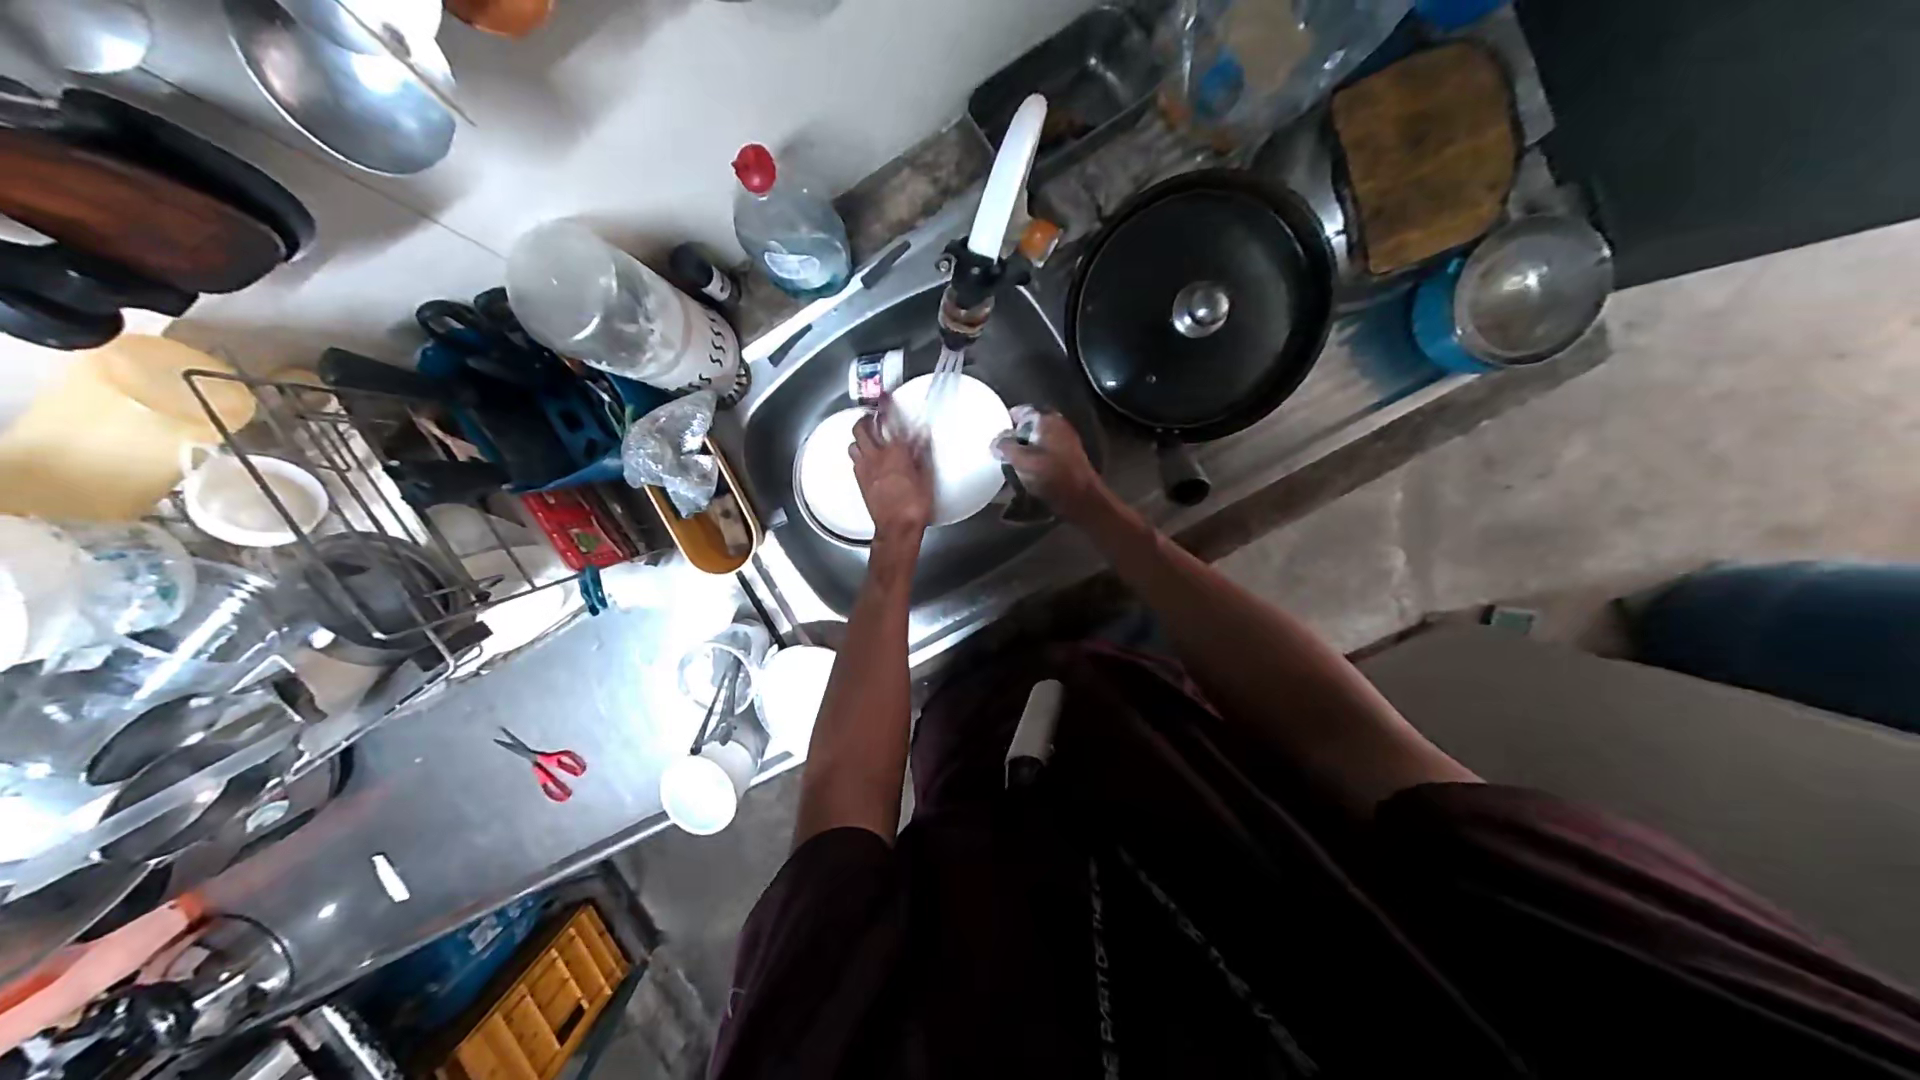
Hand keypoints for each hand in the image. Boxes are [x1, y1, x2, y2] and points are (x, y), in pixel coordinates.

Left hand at [851, 398, 933, 540]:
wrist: (896, 527)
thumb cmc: (915, 504)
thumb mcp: (926, 477)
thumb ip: (922, 453)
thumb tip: (923, 435)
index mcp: (895, 451)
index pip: (889, 421)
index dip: (886, 407)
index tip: (886, 397)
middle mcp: (875, 456)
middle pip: (861, 428)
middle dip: (865, 419)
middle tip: (873, 417)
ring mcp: (864, 468)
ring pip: (854, 444)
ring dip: (860, 438)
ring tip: (869, 437)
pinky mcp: (859, 480)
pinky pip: (854, 460)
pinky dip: (859, 454)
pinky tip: (868, 459)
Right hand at [992, 406, 1107, 523]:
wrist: (1082, 499)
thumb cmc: (1052, 476)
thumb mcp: (1021, 461)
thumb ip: (1004, 446)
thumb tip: (995, 441)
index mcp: (1046, 420)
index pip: (1019, 412)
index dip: (1004, 422)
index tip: (992, 436)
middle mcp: (1057, 425)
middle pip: (1027, 426)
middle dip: (1013, 438)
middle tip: (998, 451)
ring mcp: (1064, 440)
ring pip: (1036, 440)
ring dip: (1023, 450)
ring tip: (1009, 463)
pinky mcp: (1067, 456)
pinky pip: (1044, 452)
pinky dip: (1034, 458)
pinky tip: (1025, 471)